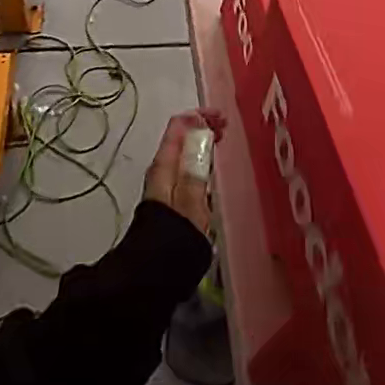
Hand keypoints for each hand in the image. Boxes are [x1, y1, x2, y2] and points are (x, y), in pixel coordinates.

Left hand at [143, 111, 224, 234]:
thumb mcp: (190, 199)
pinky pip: (187, 164)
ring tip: (223, 139)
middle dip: (203, 125)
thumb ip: (195, 165)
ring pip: (185, 149)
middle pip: (181, 135)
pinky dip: (201, 155)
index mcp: (164, 164)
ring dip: (203, 139)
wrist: (158, 268)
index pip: (178, 125)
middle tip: (227, 127)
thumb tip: (201, 133)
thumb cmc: (176, 231)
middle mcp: (163, 168)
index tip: (222, 119)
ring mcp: (167, 181)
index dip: (200, 116)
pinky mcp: (174, 194)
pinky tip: (213, 162)